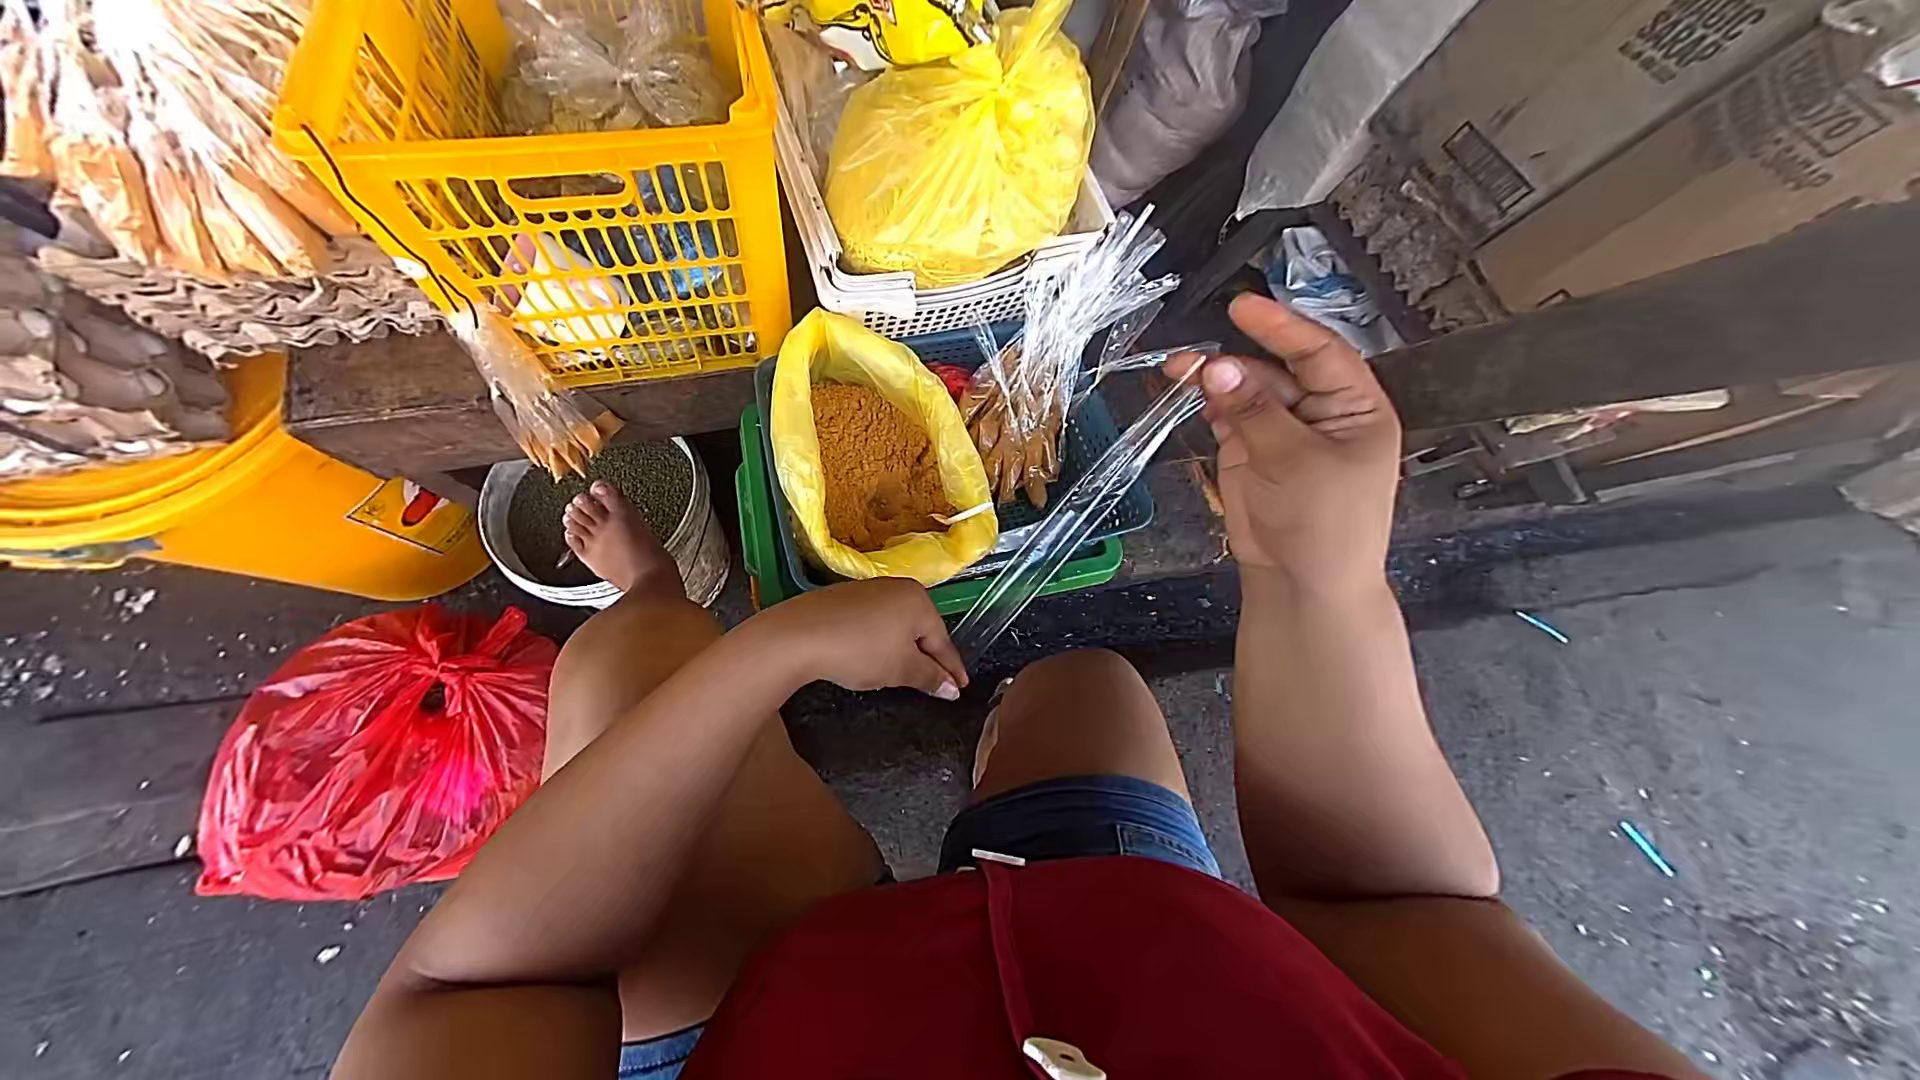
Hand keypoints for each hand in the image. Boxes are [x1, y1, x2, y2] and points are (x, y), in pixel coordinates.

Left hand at [748, 577, 968, 698]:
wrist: (798, 635)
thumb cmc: (859, 651)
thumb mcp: (900, 669)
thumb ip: (930, 677)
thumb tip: (952, 688)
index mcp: (918, 601)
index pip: (943, 641)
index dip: (952, 668)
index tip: (961, 687)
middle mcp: (898, 588)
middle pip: (921, 629)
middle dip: (928, 657)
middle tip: (935, 683)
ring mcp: (870, 590)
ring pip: (897, 625)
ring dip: (902, 649)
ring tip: (904, 672)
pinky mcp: (845, 597)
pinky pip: (875, 621)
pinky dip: (879, 640)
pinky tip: (872, 655)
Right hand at [1165, 294, 1400, 585]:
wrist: (1301, 579)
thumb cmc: (1325, 524)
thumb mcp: (1294, 459)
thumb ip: (1253, 412)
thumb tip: (1218, 370)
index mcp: (1354, 406)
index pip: (1318, 352)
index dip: (1281, 327)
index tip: (1244, 308)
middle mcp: (1317, 413)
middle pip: (1273, 371)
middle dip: (1235, 362)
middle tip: (1194, 358)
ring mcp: (1280, 433)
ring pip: (1244, 393)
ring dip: (1213, 382)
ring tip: (1179, 372)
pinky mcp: (1250, 452)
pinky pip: (1226, 418)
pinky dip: (1207, 406)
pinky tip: (1188, 394)